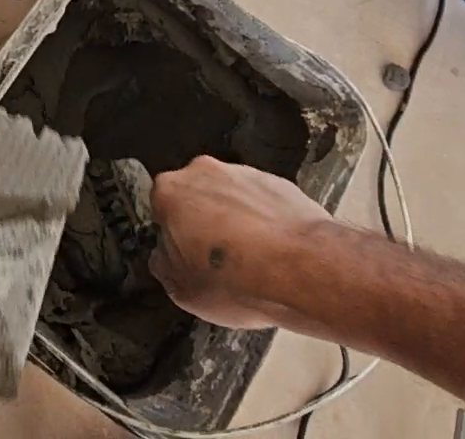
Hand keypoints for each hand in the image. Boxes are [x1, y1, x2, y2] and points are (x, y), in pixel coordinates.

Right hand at [147, 156, 332, 329]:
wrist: (305, 272)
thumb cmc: (242, 279)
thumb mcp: (182, 291)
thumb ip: (164, 266)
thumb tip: (165, 259)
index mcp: (170, 192)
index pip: (160, 210)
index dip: (173, 236)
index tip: (186, 257)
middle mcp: (201, 173)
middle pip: (195, 197)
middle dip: (204, 223)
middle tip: (218, 261)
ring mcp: (241, 174)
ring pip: (230, 198)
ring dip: (236, 222)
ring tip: (254, 262)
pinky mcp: (277, 182)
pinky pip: (262, 201)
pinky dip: (266, 222)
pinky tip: (275, 253)